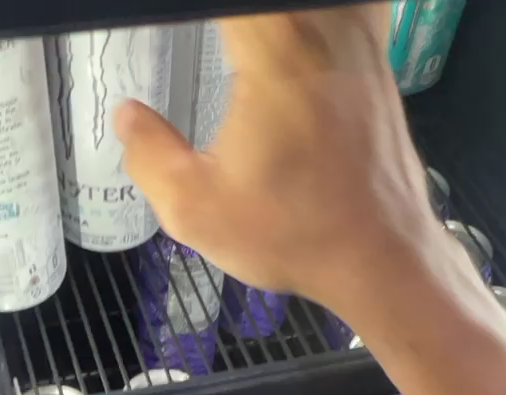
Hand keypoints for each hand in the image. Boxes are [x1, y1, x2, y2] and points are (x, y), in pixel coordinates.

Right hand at [114, 7, 451, 317]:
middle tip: (201, 41)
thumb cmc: (291, 235)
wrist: (379, 257)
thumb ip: (150, 157)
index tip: (156, 29)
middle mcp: (319, 20)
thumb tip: (127, 115)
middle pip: (257, 3)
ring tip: (233, 45)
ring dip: (262, 22)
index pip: (214, 0)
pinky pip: (343, 4)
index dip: (180, 12)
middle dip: (224, 20)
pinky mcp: (377, 51)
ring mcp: (357, 29)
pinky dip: (307, 19)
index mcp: (271, 46)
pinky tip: (289, 40)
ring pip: (301, 2)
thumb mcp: (197, 213)